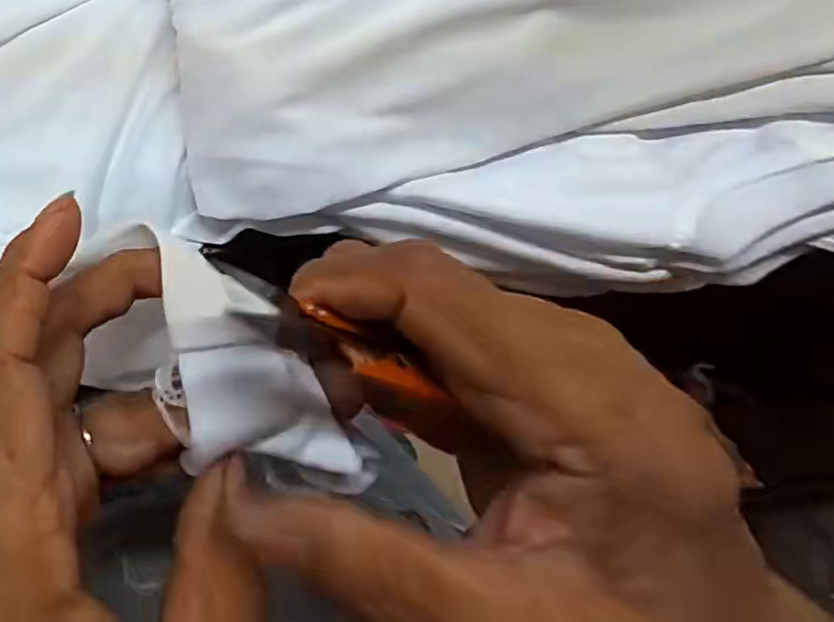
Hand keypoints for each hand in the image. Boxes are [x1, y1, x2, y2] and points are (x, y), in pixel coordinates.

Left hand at [0, 194, 261, 621]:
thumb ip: (216, 576)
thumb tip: (241, 470)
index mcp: (5, 504)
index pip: (1, 355)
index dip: (29, 271)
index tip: (70, 212)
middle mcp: (1, 482)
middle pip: (43, 353)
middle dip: (107, 297)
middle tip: (177, 270)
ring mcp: (19, 499)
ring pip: (79, 402)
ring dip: (155, 385)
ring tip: (236, 369)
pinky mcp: (39, 520)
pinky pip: (93, 449)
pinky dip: (150, 435)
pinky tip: (210, 439)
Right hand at [217, 240, 833, 621]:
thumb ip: (360, 559)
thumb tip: (239, 504)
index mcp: (594, 411)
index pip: (445, 295)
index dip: (351, 283)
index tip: (284, 314)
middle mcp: (587, 352)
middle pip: (436, 275)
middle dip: (348, 295)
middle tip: (297, 357)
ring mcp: (572, 346)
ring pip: (438, 285)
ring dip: (367, 313)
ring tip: (332, 382)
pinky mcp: (551, 356)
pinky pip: (452, 316)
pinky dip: (396, 334)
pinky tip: (374, 386)